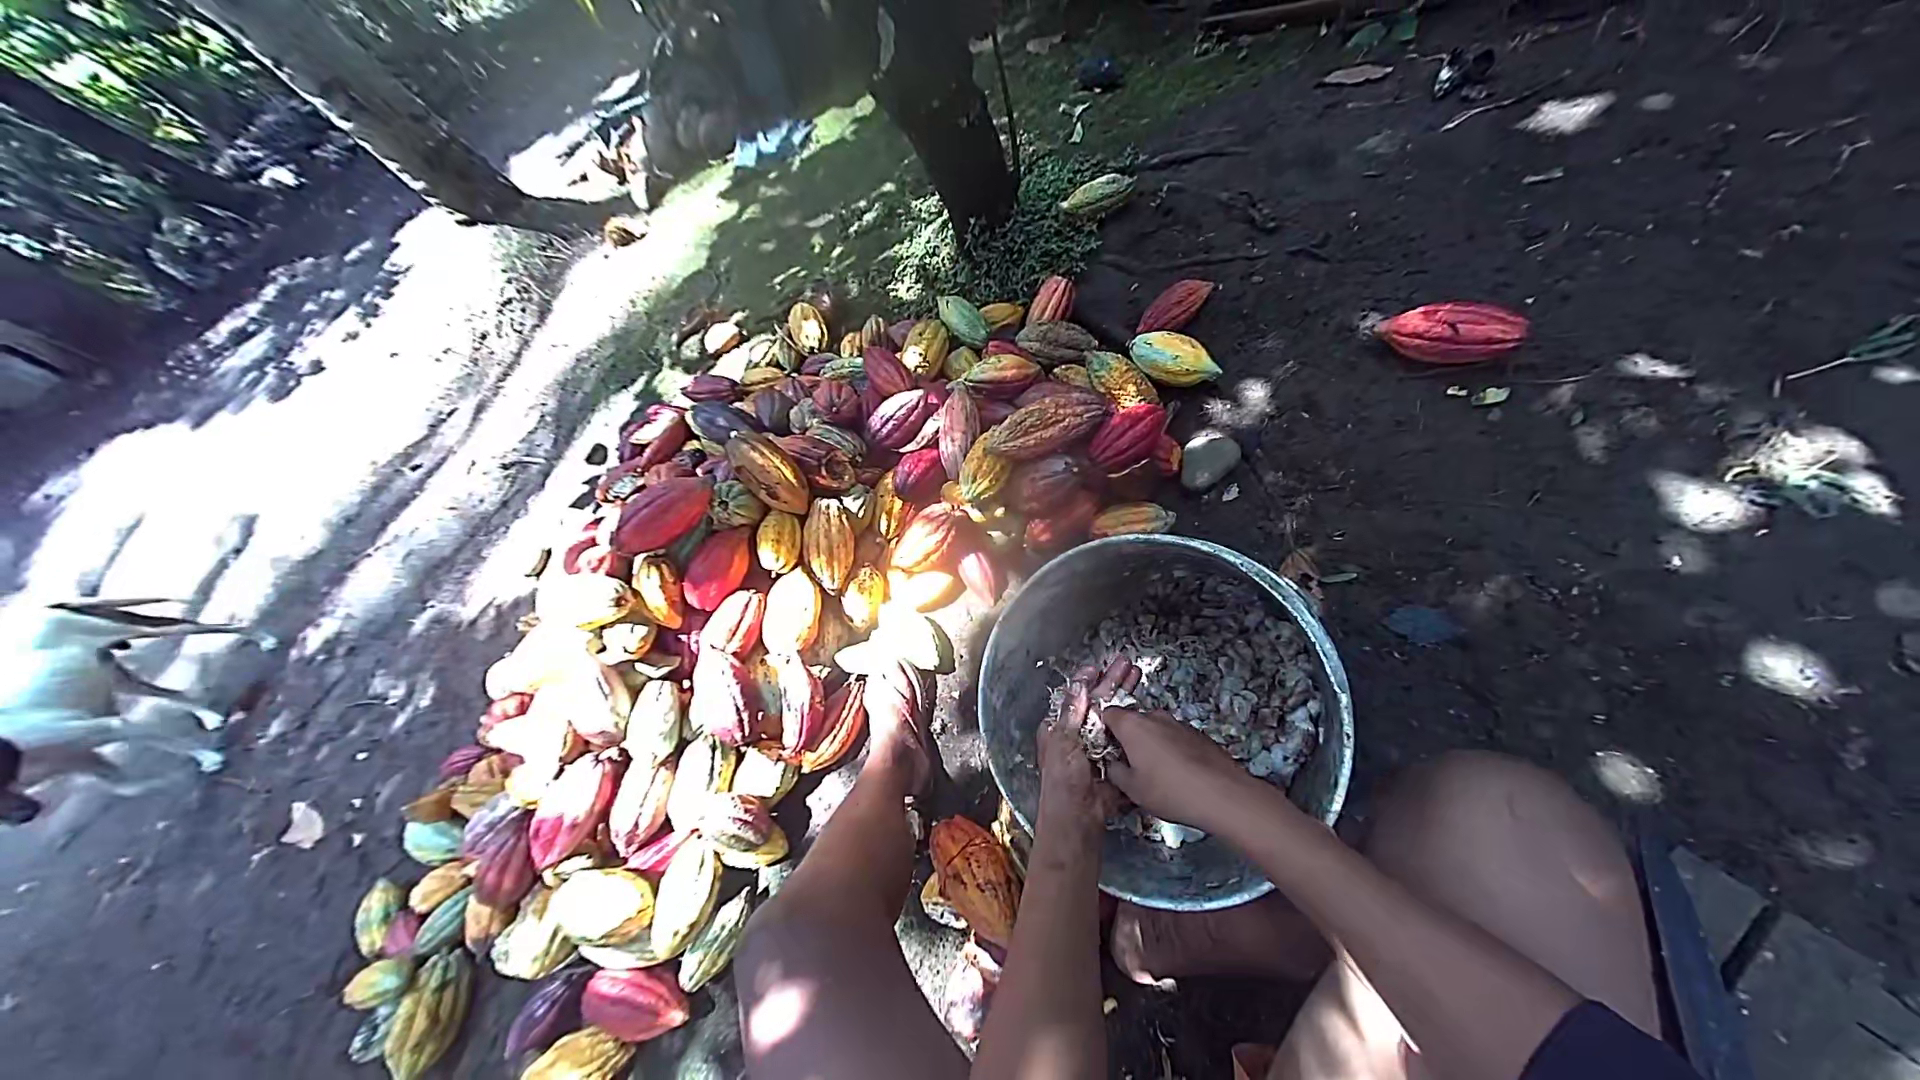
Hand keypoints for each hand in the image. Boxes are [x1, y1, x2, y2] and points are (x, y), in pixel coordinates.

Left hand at [1035, 658, 1135, 832]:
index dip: (1087, 681)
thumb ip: (1071, 713)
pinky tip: (1144, 709)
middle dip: (1112, 682)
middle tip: (1126, 663)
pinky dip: (1135, 723)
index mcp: (1059, 728)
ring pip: (1114, 716)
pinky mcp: (1114, 760)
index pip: (1075, 698)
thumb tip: (1079, 685)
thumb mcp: (1062, 742)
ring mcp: (1097, 746)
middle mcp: (1078, 734)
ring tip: (1136, 676)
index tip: (1099, 666)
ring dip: (1125, 697)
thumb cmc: (1063, 780)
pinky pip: (1125, 737)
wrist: (1079, 818)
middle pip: (1097, 703)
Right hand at [1102, 708, 1266, 834]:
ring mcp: (1178, 723)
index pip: (1108, 714)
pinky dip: (1172, 749)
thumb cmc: (1169, 790)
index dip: (1104, 730)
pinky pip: (1175, 737)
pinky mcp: (1198, 734)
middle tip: (1131, 765)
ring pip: (1155, 729)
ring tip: (1158, 773)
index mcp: (1132, 724)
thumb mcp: (1132, 789)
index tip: (1108, 750)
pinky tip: (1179, 774)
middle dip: (1128, 738)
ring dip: (1152, 744)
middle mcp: (1154, 716)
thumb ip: (1115, 771)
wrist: (1223, 794)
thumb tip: (1113, 764)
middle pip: (1133, 720)